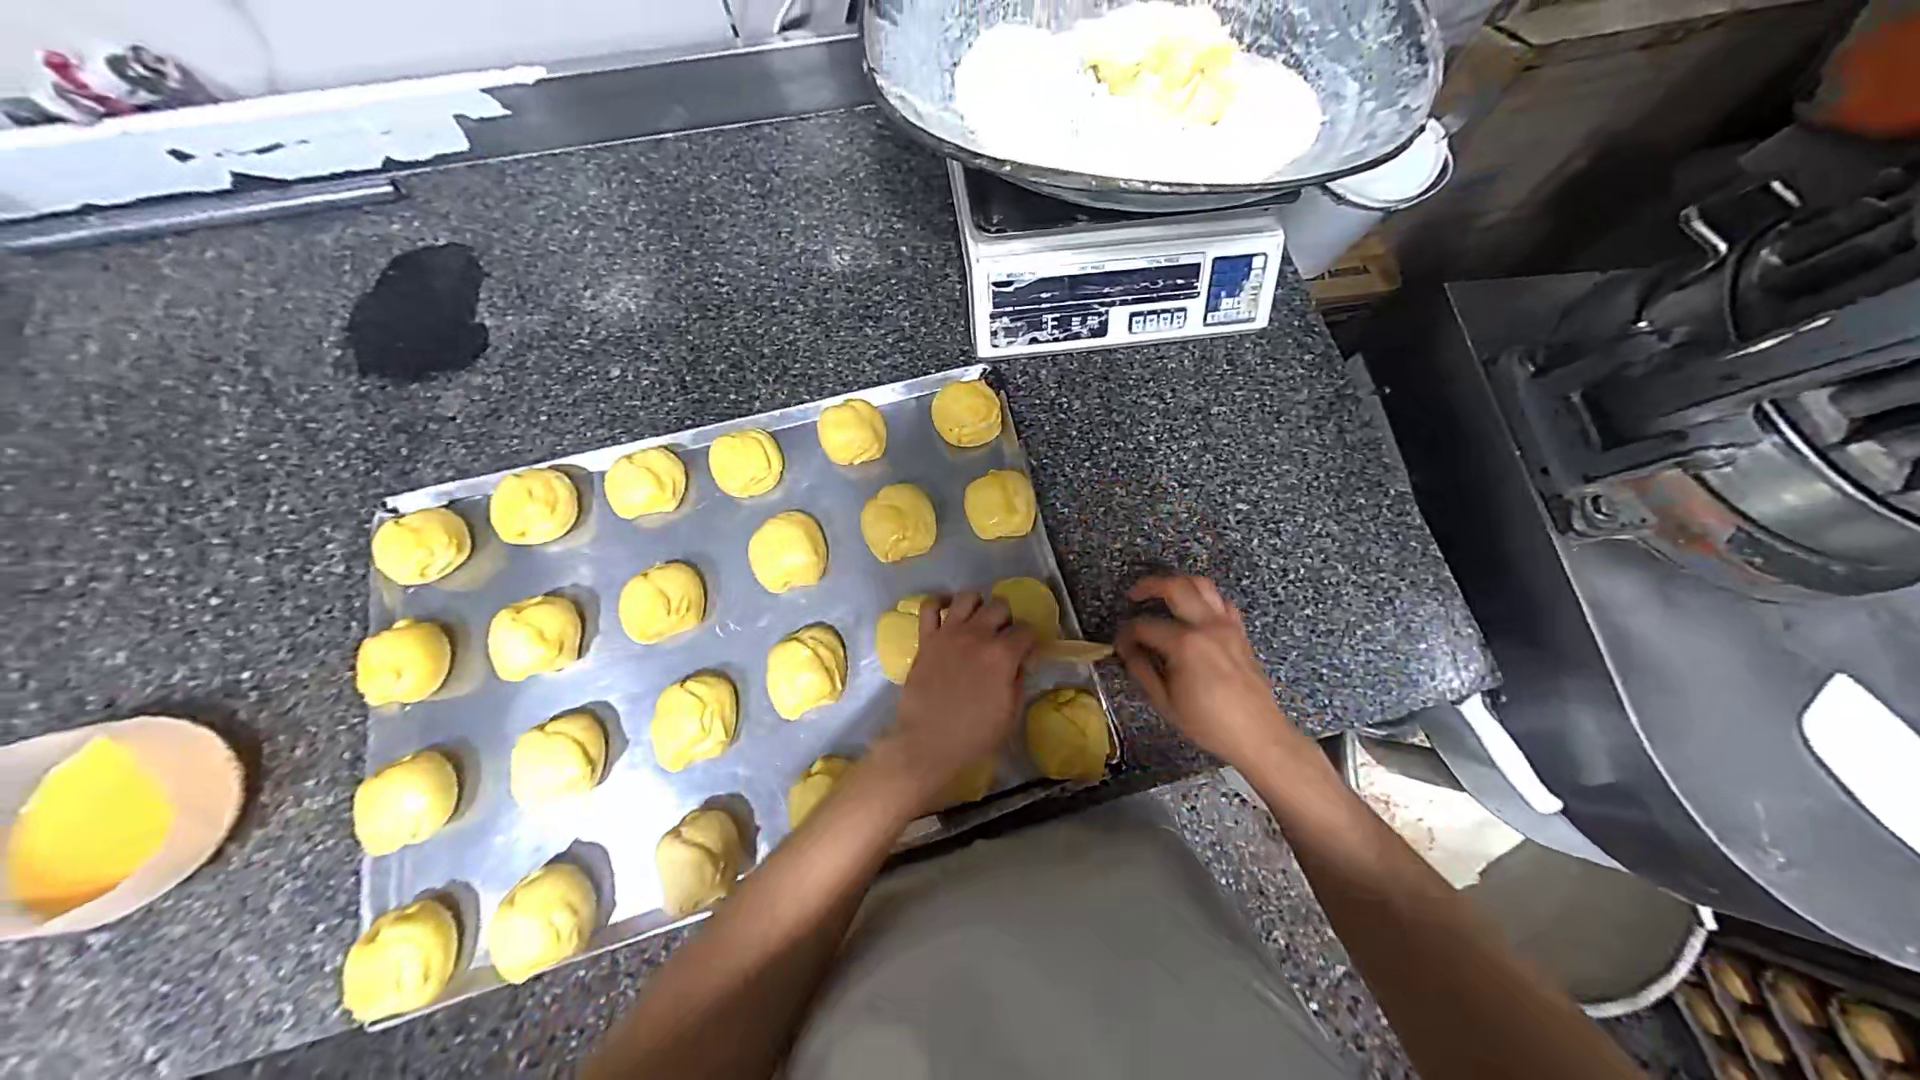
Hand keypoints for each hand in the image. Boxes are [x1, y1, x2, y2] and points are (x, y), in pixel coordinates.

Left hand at [881, 592, 1035, 801]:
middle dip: (1007, 620)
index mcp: (1003, 654)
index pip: (1026, 630)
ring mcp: (948, 633)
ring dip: (979, 605)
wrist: (927, 743)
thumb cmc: (974, 735)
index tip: (1027, 654)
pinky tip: (949, 611)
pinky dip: (940, 602)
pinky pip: (930, 606)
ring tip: (979, 622)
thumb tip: (1021, 661)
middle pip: (1000, 606)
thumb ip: (1019, 679)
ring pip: (968, 597)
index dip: (1031, 641)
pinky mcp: (926, 639)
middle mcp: (977, 635)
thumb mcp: (1011, 712)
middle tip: (1004, 638)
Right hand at [1115, 575, 1301, 769]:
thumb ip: (1141, 669)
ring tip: (1163, 594)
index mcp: (1184, 644)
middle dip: (1148, 586)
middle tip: (1134, 596)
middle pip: (1174, 587)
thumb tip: (1127, 650)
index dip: (1127, 634)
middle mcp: (1206, 626)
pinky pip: (1221, 602)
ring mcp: (1227, 625)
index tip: (1121, 645)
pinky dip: (1205, 599)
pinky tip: (1194, 611)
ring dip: (1178, 583)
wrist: (1257, 734)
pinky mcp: (1239, 632)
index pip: (1144, 626)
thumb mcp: (1164, 701)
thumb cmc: (1208, 723)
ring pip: (1202, 585)